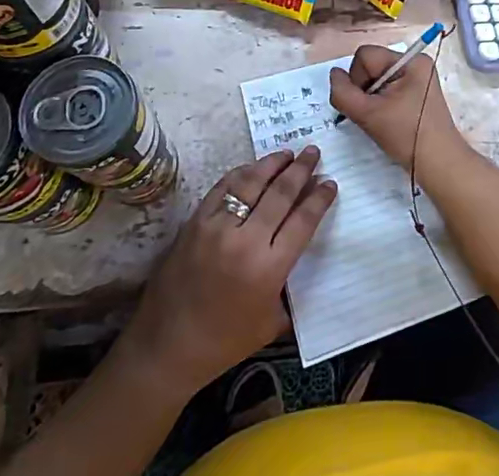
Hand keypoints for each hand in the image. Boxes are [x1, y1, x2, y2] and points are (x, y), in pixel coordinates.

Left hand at [121, 149, 336, 393]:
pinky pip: (221, 188)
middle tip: (313, 152)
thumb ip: (288, 285)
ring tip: (287, 153)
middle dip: (301, 170)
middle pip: (280, 194)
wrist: (168, 345)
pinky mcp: (195, 222)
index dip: (319, 199)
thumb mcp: (271, 321)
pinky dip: (240, 174)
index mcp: (269, 268)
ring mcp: (216, 227)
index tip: (330, 182)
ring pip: (250, 183)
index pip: (302, 221)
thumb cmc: (225, 341)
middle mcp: (245, 240)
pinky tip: (252, 168)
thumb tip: (299, 253)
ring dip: (272, 164)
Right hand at [327, 45, 464, 168]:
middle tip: (374, 114)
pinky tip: (388, 120)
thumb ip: (342, 92)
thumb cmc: (405, 135)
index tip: (366, 104)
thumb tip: (334, 74)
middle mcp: (415, 62)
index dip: (357, 79)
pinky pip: (388, 88)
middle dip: (364, 89)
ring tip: (382, 119)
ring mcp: (418, 77)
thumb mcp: (367, 114)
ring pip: (377, 78)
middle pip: (371, 65)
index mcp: (410, 60)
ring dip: (371, 98)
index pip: (365, 56)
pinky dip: (381, 103)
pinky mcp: (417, 92)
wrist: (439, 164)